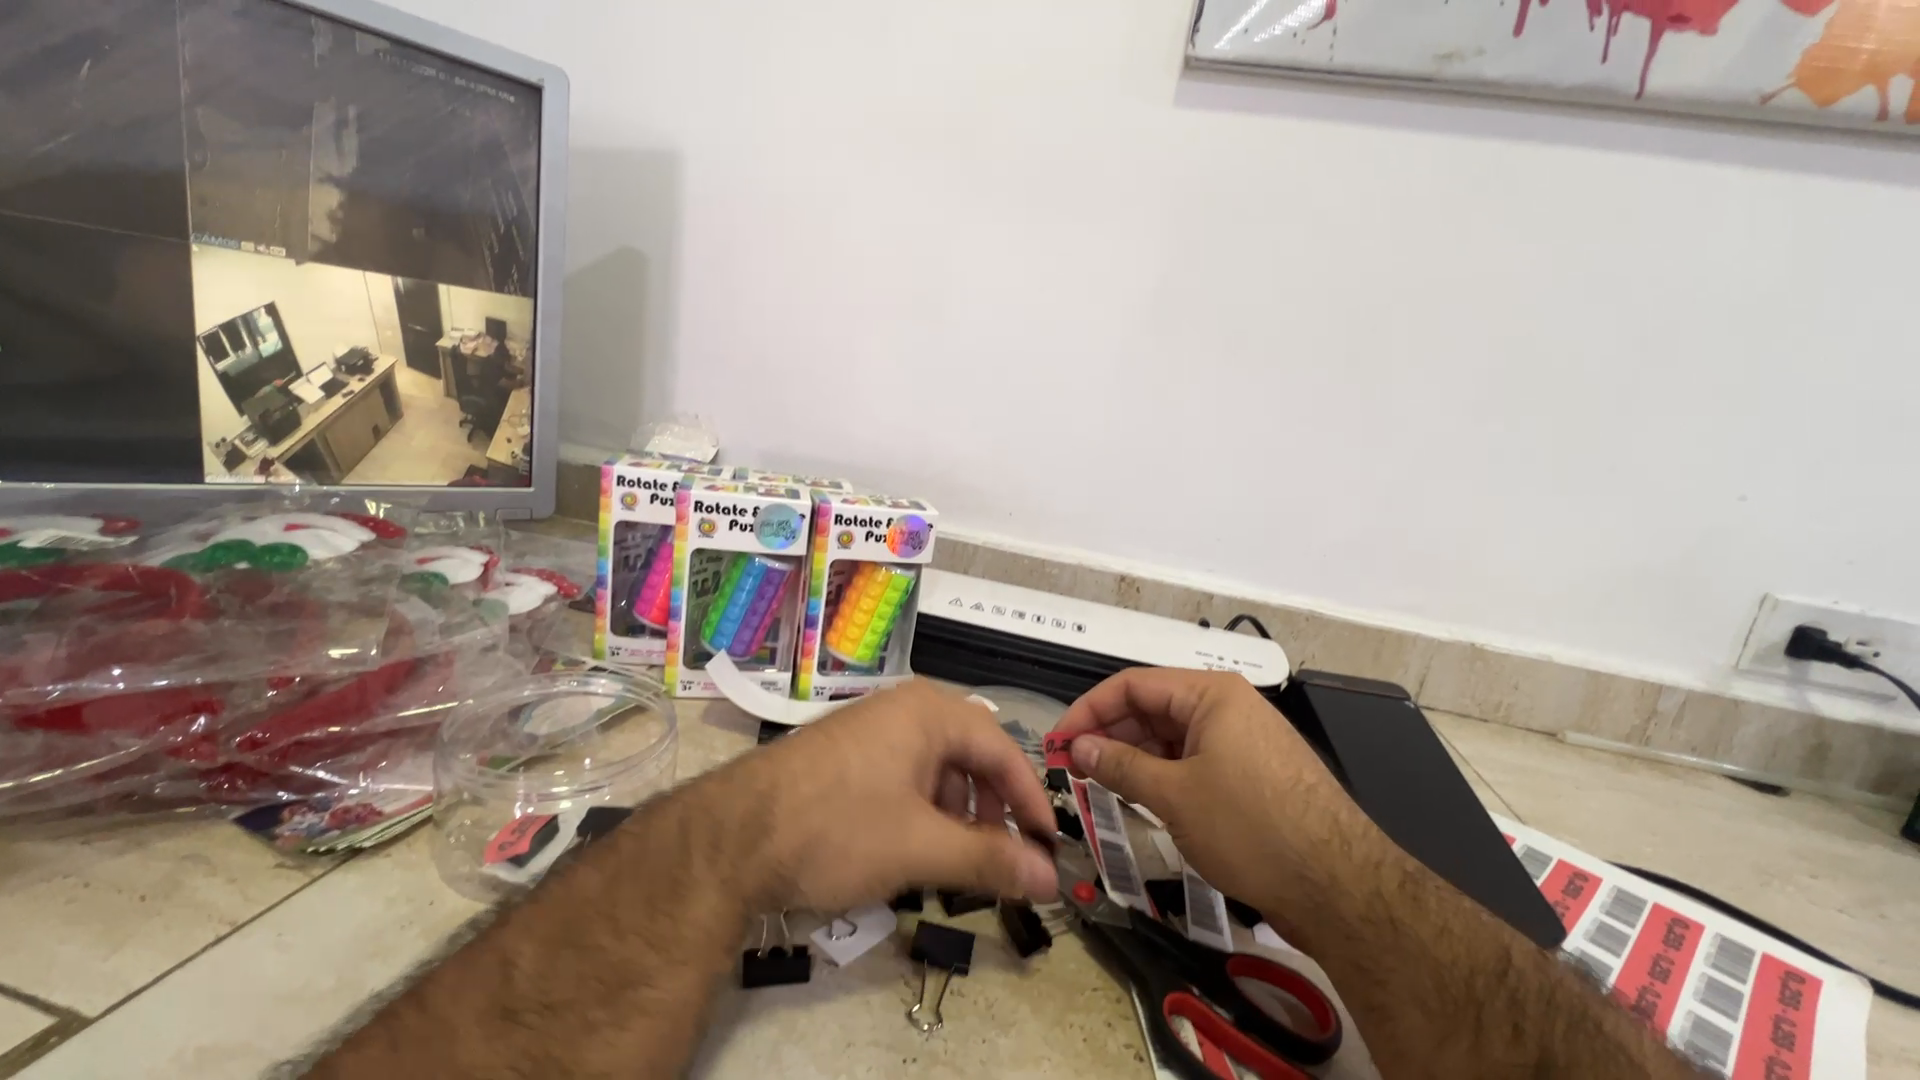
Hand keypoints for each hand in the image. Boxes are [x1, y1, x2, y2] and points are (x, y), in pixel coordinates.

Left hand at [718, 679, 1058, 912]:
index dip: (1030, 800)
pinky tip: (908, 847)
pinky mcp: (843, 757)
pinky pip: (902, 776)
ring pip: (935, 768)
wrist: (730, 839)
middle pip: (970, 755)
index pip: (1002, 749)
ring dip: (956, 813)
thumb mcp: (921, 847)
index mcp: (928, 713)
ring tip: (952, 858)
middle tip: (999, 855)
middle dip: (991, 807)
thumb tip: (1051, 877)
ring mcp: (868, 731)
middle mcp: (902, 710)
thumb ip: (991, 859)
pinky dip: (920, 811)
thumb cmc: (837, 829)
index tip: (1048, 846)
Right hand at [1051, 669, 1382, 930]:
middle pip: (1153, 708)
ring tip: (1098, 785)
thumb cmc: (1250, 828)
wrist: (1340, 887)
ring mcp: (1243, 740)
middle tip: (1071, 768)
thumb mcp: (1175, 795)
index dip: (1089, 710)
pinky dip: (1163, 774)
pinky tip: (1141, 796)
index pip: (1133, 685)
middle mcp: (1228, 706)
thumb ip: (1119, 764)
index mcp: (1211, 694)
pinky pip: (1194, 760)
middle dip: (1109, 734)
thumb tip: (1077, 746)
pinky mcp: (1252, 774)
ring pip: (1172, 737)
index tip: (1057, 741)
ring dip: (1133, 757)